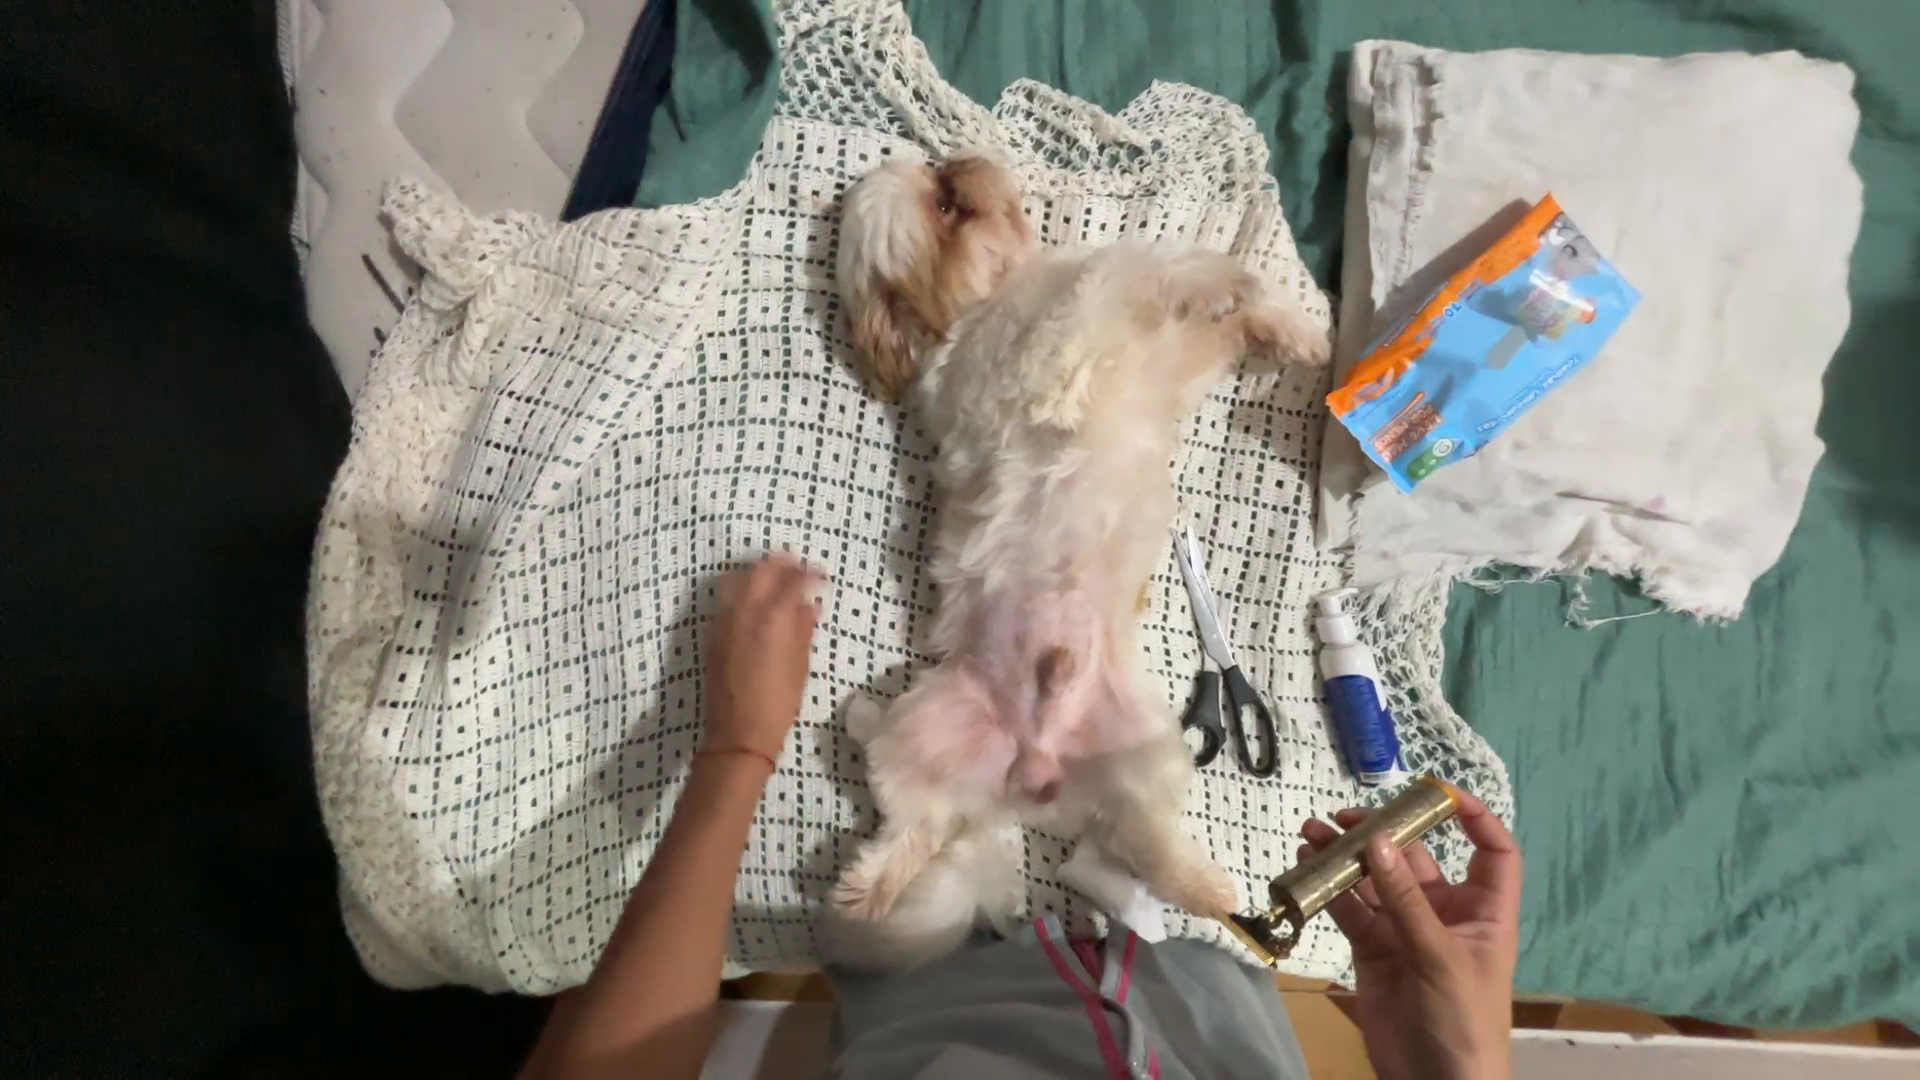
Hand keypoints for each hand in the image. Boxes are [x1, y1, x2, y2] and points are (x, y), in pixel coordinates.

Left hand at [704, 554, 821, 762]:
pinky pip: (725, 598)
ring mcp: (723, 620)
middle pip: (761, 571)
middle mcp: (744, 611)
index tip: (822, 576)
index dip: (810, 574)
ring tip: (773, 577)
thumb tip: (809, 606)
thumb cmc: (778, 700)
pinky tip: (753, 600)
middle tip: (798, 566)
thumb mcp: (799, 663)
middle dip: (782, 564)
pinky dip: (740, 589)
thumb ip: (802, 628)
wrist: (739, 731)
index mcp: (772, 617)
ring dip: (757, 572)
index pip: (793, 580)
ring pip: (737, 579)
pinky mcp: (712, 633)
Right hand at [1299, 790, 1520, 1079]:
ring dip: (1343, 854)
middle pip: (1412, 857)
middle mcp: (1442, 912)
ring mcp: (1403, 928)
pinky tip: (1305, 867)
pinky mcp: (1371, 946)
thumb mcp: (1439, 958)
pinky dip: (1327, 885)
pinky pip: (1348, 906)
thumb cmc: (1462, 1023)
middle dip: (1378, 832)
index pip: (1492, 853)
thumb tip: (1376, 838)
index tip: (1436, 791)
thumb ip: (1403, 899)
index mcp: (1481, 913)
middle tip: (1340, 818)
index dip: (1473, 818)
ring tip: (1310, 834)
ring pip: (1373, 878)